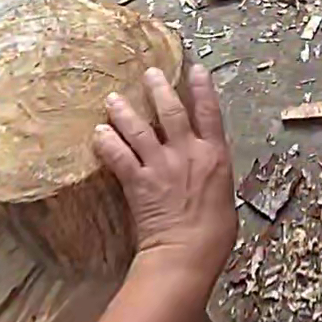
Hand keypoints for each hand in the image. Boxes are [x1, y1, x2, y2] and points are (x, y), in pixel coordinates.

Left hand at [95, 65, 237, 281]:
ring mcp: (161, 166)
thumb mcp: (224, 189)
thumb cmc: (216, 228)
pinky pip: (119, 158)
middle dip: (160, 90)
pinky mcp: (138, 183)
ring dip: (125, 112)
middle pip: (172, 112)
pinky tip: (97, 133)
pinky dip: (107, 144)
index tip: (196, 69)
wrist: (189, 251)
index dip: (203, 89)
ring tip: (113, 98)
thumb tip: (204, 165)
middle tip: (149, 73)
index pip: (209, 112)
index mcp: (216, 153)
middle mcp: (188, 152)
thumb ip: (211, 170)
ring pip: (140, 131)